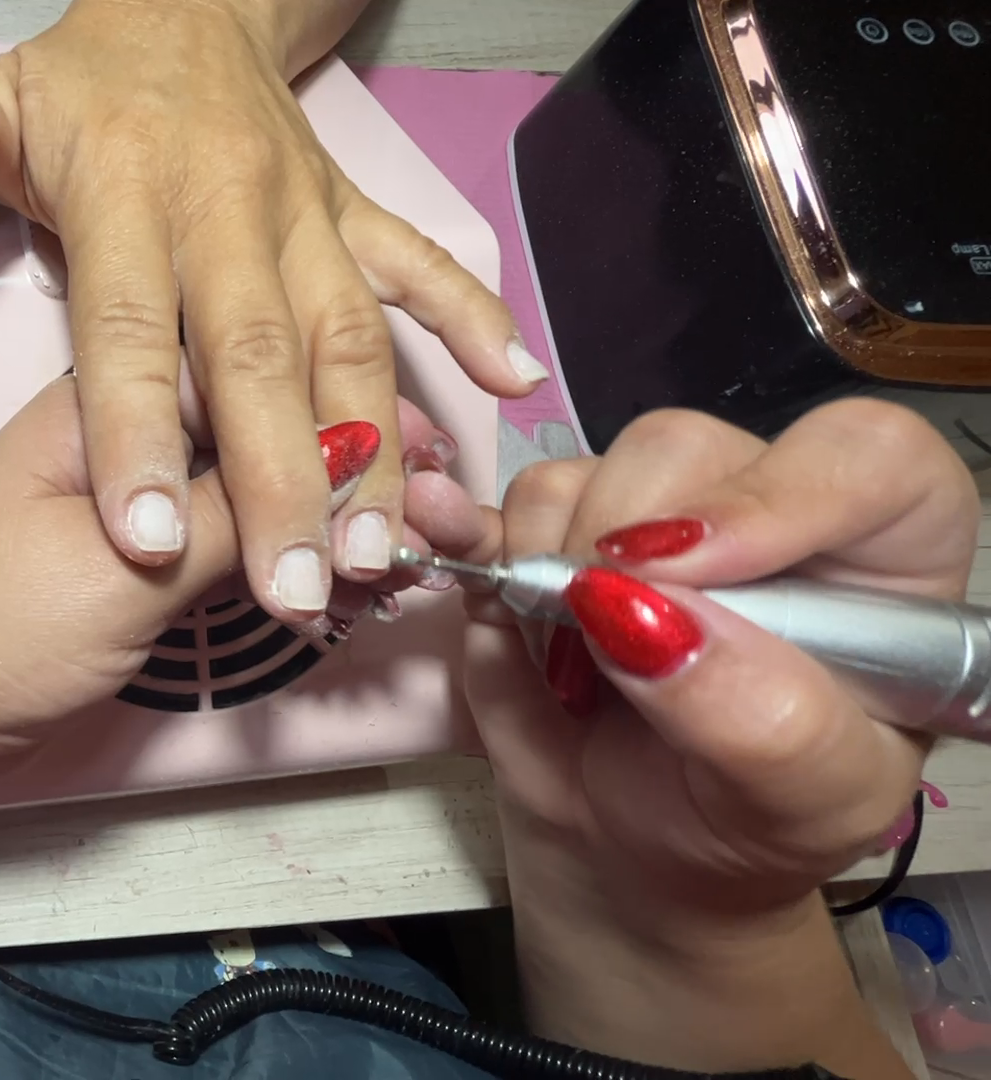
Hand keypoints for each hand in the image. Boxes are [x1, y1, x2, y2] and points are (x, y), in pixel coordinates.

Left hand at [0, 0, 542, 633]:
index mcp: (131, 196)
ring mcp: (304, 216)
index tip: (144, 541)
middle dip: (277, 482)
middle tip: (294, 590)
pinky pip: (415, 269)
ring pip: (347, 340)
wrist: (186, 8)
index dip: (136, 433)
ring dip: (372, 446)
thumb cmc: (82, 92)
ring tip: (384, 547)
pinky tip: (507, 386)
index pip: (127, 333)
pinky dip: (465, 322)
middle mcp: (229, 212)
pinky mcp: (352, 215)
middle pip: (253, 362)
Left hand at [0, 375, 481, 787]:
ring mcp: (135, 500)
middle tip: (451, 509)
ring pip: (258, 487)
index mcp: (103, 402)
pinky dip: (294, 553)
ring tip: (428, 541)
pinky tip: (352, 570)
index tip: (431, 458)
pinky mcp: (141, 560)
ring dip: (342, 513)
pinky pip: (235, 541)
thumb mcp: (111, 570)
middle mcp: (125, 438)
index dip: (343, 417)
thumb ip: (227, 516)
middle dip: (364, 468)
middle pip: (264, 431)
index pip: (244, 379)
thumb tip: (338, 473)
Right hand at [464, 400, 976, 922]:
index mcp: (863, 562)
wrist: (620, 838)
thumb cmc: (736, 822)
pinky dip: (458, 528)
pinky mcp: (527, 548)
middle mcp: (737, 520)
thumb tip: (626, 610)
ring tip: (554, 651)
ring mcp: (616, 528)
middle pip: (677, 448)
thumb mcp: (800, 801)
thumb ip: (754, 715)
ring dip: (539, 558)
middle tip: (593, 631)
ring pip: (567, 476)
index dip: (772, 492)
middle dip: (616, 535)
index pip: (858, 460)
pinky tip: (460, 559)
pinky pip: (484, 508)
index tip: (683, 569)